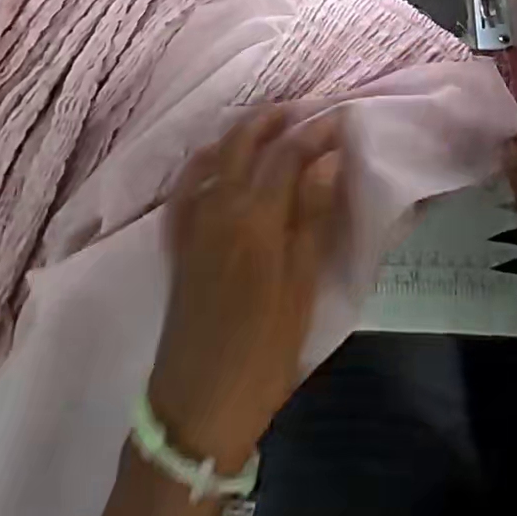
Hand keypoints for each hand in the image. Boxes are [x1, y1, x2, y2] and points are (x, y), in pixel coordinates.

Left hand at [148, 108, 345, 468]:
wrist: (198, 404)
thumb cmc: (265, 350)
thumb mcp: (302, 286)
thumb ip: (313, 216)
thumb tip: (330, 158)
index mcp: (255, 220)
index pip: (287, 155)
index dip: (315, 131)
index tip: (339, 117)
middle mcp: (217, 209)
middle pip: (242, 142)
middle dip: (274, 118)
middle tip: (305, 110)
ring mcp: (191, 224)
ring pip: (212, 156)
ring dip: (242, 132)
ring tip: (270, 126)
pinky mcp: (176, 242)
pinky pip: (185, 186)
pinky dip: (204, 161)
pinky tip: (217, 159)